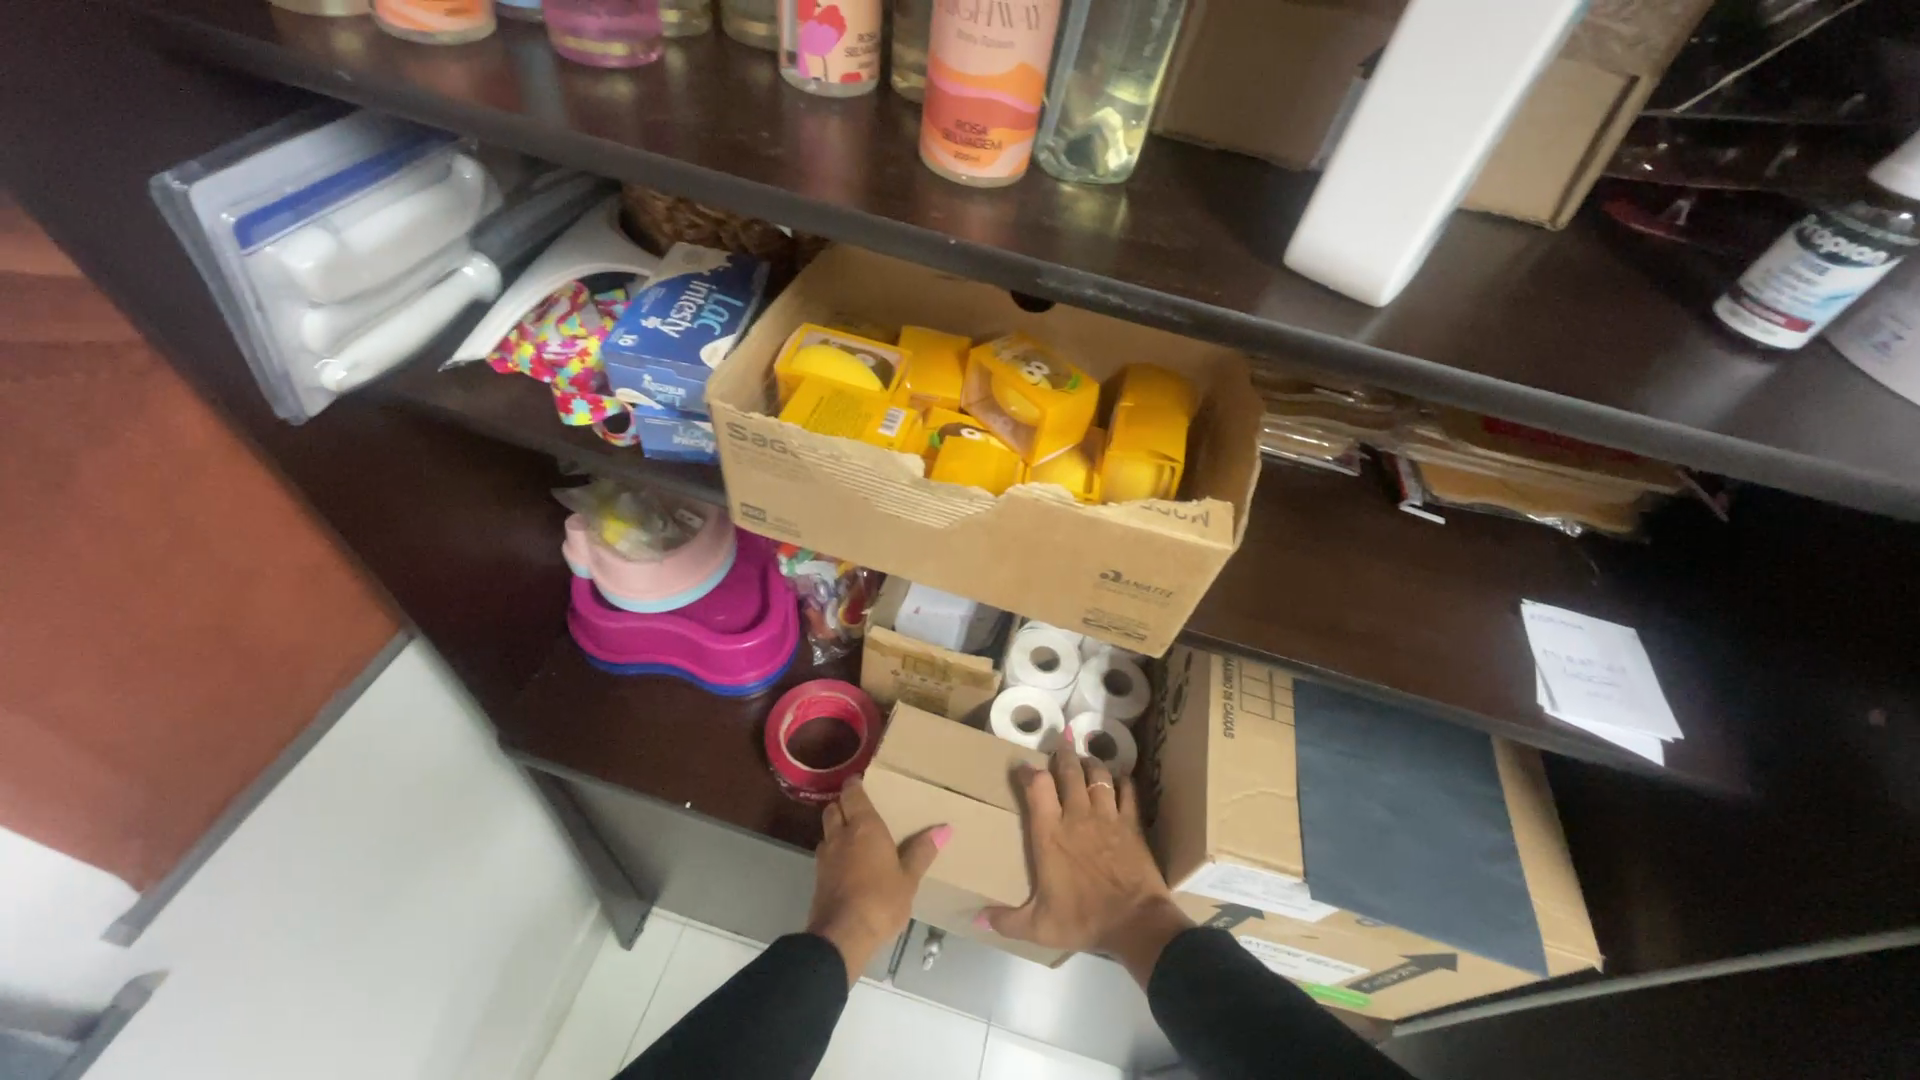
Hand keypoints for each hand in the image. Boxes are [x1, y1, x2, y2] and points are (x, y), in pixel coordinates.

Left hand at [808, 776, 948, 984]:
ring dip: (835, 827)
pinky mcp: (818, 878)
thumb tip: (944, 828)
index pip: (853, 794)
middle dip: (843, 804)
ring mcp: (825, 857)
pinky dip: (833, 850)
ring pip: (826, 830)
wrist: (842, 936)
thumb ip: (922, 852)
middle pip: (834, 808)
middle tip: (858, 808)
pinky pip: (824, 853)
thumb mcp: (909, 879)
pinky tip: (845, 863)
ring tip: (852, 834)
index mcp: (864, 827)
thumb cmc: (881, 901)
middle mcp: (840, 835)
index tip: (861, 781)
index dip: (854, 785)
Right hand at [982, 748, 1193, 986]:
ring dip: (1090, 763)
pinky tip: (1119, 779)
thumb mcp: (1038, 927)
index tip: (1022, 768)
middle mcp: (1076, 816)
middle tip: (1060, 744)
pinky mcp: (1131, 824)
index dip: (1027, 771)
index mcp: (1049, 834)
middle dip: (1062, 754)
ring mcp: (1107, 817)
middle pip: (1068, 770)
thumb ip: (1007, 921)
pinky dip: (1122, 781)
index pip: (1036, 786)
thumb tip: (979, 920)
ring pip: (1098, 775)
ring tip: (1085, 759)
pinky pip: (1127, 791)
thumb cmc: (1083, 920)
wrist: (1135, 923)